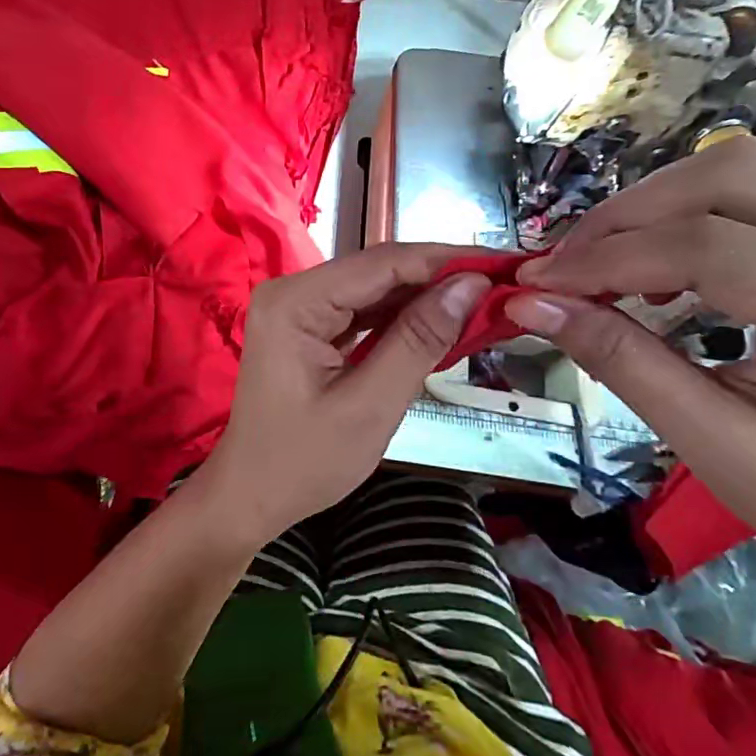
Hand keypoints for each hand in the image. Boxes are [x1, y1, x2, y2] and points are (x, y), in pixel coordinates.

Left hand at [196, 243, 490, 543]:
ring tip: (485, 302)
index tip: (505, 264)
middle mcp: (292, 291)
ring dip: (426, 298)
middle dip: (441, 278)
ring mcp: (297, 308)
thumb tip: (470, 286)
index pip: (382, 263)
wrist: (251, 496)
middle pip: (379, 271)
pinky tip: (442, 322)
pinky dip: (402, 319)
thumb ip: (419, 341)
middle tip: (504, 284)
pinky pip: (363, 313)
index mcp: (295, 302)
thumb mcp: (370, 406)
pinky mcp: (307, 327)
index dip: (447, 260)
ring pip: (375, 290)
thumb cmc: (303, 463)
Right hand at [503, 137, 755, 596]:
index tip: (537, 280)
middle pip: (744, 180)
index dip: (616, 257)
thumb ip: (621, 361)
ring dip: (658, 211)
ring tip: (604, 265)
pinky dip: (693, 222)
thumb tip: (530, 303)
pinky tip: (662, 268)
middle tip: (565, 265)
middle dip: (631, 215)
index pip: (726, 250)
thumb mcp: (713, 446)